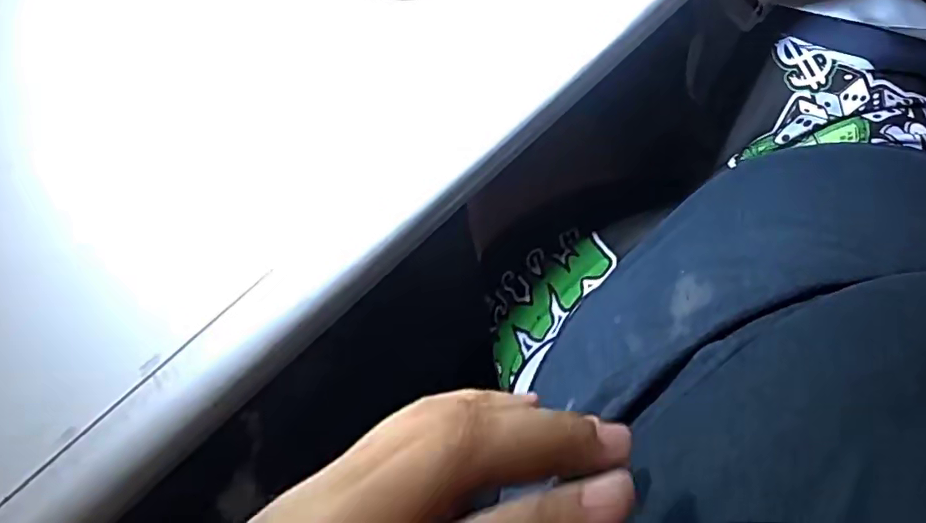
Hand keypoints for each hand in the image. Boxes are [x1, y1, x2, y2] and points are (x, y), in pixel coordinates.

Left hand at [251, 390, 634, 522]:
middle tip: (614, 443)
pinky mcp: (300, 499)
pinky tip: (495, 417)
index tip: (625, 490)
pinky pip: (400, 428)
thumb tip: (586, 516)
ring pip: (423, 419)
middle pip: (447, 445)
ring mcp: (301, 504)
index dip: (554, 507)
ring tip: (567, 426)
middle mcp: (319, 521)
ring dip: (509, 416)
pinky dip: (462, 414)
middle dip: (544, 437)